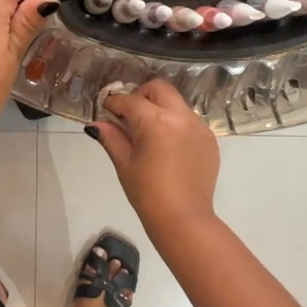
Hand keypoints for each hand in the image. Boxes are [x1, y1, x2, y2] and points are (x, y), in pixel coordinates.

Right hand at [88, 79, 220, 232]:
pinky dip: (176, 125)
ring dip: (160, 109)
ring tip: (150, 133)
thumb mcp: (124, 163)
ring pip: (177, 104)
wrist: (183, 218)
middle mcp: (181, 116)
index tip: (107, 110)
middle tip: (130, 115)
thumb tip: (96, 124)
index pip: (130, 100)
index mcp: (156, 121)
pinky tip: (169, 148)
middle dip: (141, 95)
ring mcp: (199, 127)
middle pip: (159, 89)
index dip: (114, 103)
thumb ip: (111, 137)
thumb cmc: (147, 192)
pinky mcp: (210, 140)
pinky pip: (190, 121)